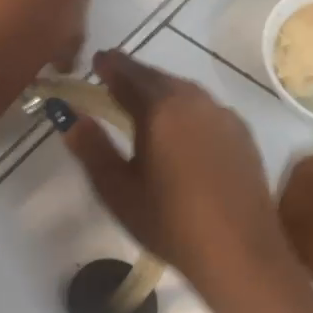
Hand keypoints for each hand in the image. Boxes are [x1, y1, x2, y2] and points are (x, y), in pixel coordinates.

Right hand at [64, 50, 294, 284]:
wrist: (239, 252)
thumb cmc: (168, 221)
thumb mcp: (116, 189)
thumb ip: (90, 147)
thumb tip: (69, 116)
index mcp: (161, 110)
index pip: (128, 75)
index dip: (109, 67)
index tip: (96, 60)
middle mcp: (196, 103)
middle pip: (160, 79)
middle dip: (135, 75)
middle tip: (113, 77)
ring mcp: (225, 118)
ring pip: (186, 93)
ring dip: (161, 91)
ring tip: (142, 102)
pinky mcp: (243, 137)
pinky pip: (206, 110)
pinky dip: (185, 109)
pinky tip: (178, 129)